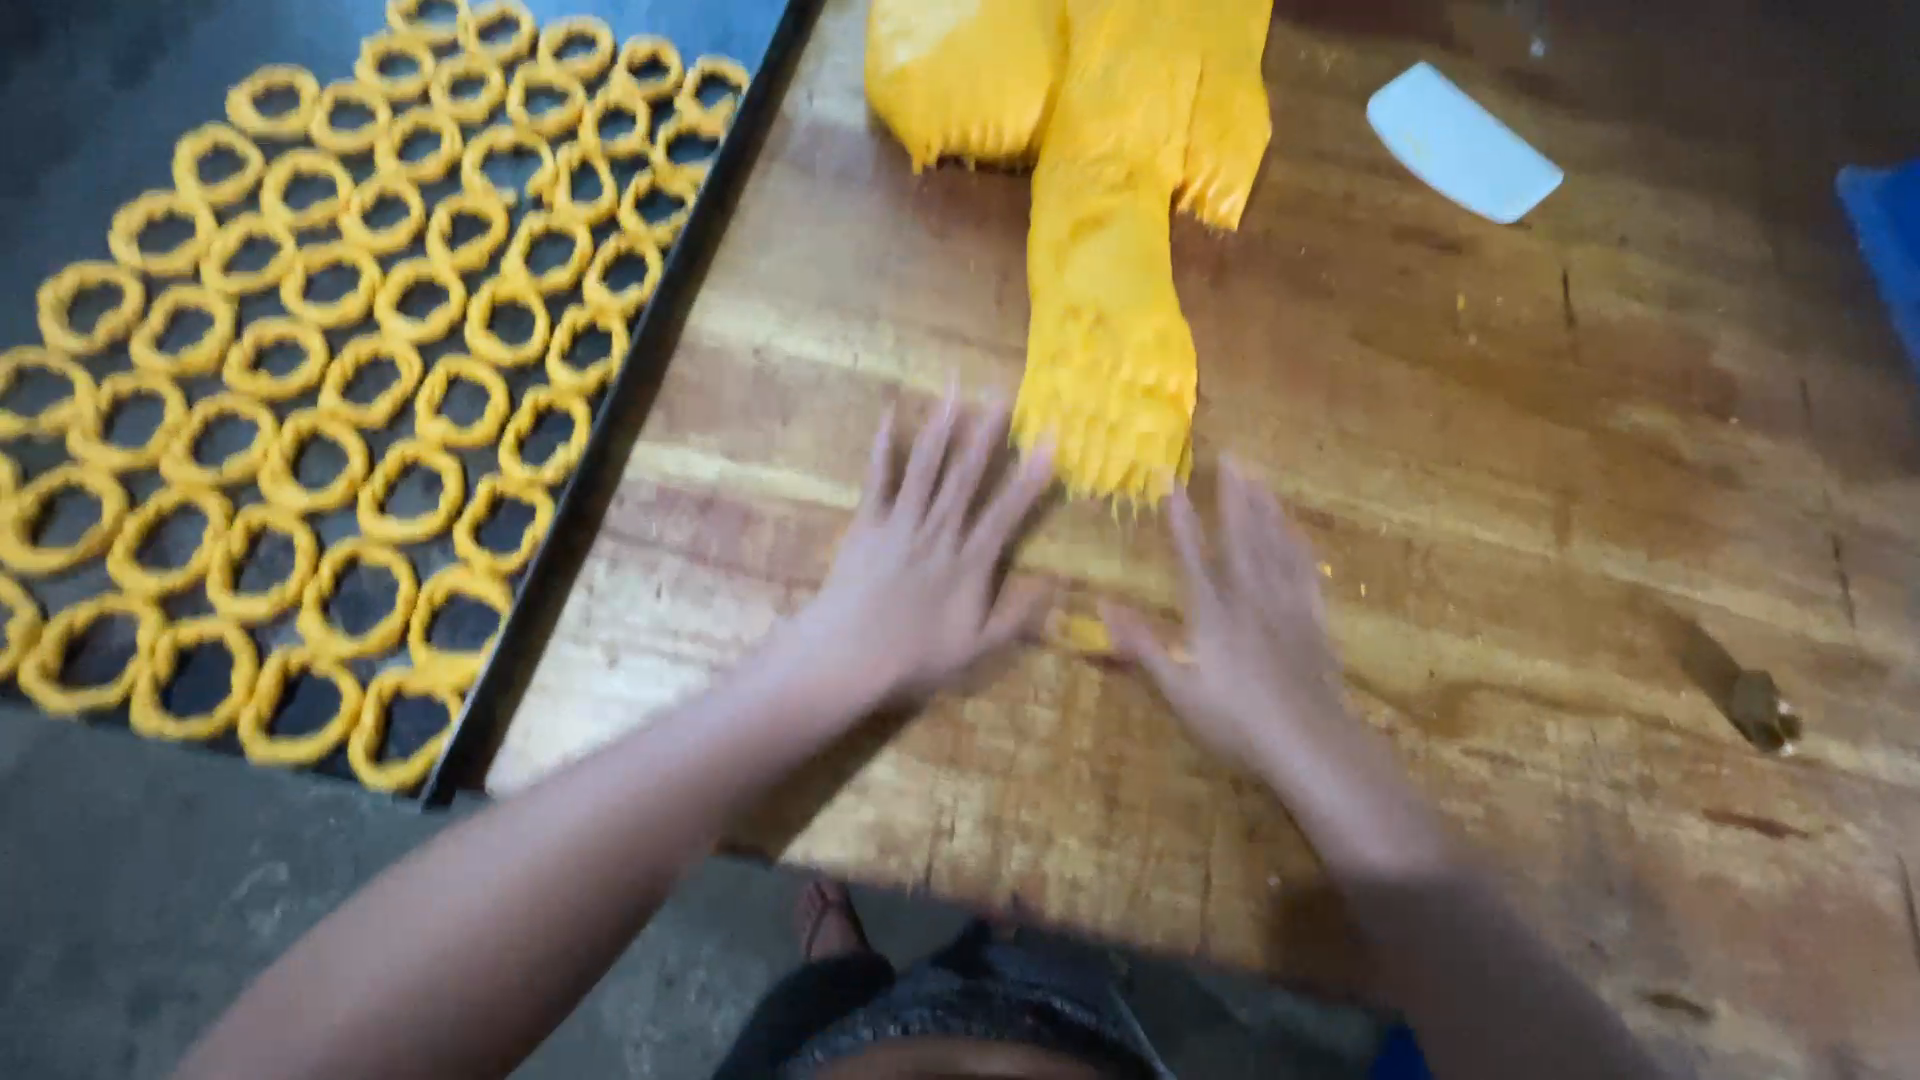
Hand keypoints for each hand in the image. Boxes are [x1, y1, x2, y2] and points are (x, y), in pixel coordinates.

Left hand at [771, 392, 1055, 716]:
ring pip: (926, 468)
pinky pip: (877, 480)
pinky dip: (884, 449)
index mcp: (969, 562)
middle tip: (1001, 392)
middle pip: (967, 477)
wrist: (848, 655)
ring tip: (955, 387)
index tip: (1050, 441)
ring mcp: (901, 523)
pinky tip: (890, 417)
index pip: (1006, 513)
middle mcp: (939, 532)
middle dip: (986, 433)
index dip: (1030, 477)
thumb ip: (1016, 616)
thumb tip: (1054, 583)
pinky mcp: (867, 523)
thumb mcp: (976, 649)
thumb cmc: (913, 657)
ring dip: (942, 426)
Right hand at [1101, 460, 1346, 764]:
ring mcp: (1285, 608)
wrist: (1310, 744)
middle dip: (1234, 498)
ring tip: (1261, 480)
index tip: (1172, 484)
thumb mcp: (1179, 690)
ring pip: (1275, 549)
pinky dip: (1300, 548)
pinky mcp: (1314, 623)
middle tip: (1233, 458)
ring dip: (1267, 511)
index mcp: (1212, 616)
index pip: (1192, 559)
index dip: (1180, 521)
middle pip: (1241, 540)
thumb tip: (1103, 607)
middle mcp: (1249, 600)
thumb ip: (1142, 646)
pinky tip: (1298, 532)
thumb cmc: (1236, 722)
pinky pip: (1306, 575)